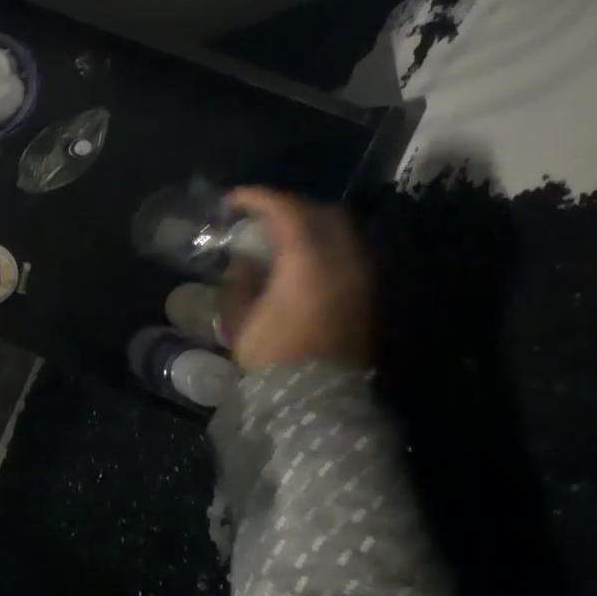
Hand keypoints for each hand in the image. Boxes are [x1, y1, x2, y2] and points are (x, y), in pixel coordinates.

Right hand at [218, 187, 372, 371]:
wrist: (317, 397)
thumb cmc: (270, 355)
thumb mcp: (239, 315)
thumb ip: (241, 279)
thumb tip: (245, 260)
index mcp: (308, 265)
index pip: (288, 212)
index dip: (257, 198)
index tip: (231, 201)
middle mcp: (344, 264)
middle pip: (325, 213)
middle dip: (289, 206)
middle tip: (258, 215)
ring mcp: (361, 279)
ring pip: (341, 232)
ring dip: (309, 225)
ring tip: (278, 235)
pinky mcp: (366, 296)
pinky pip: (346, 253)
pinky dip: (322, 244)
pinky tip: (297, 259)